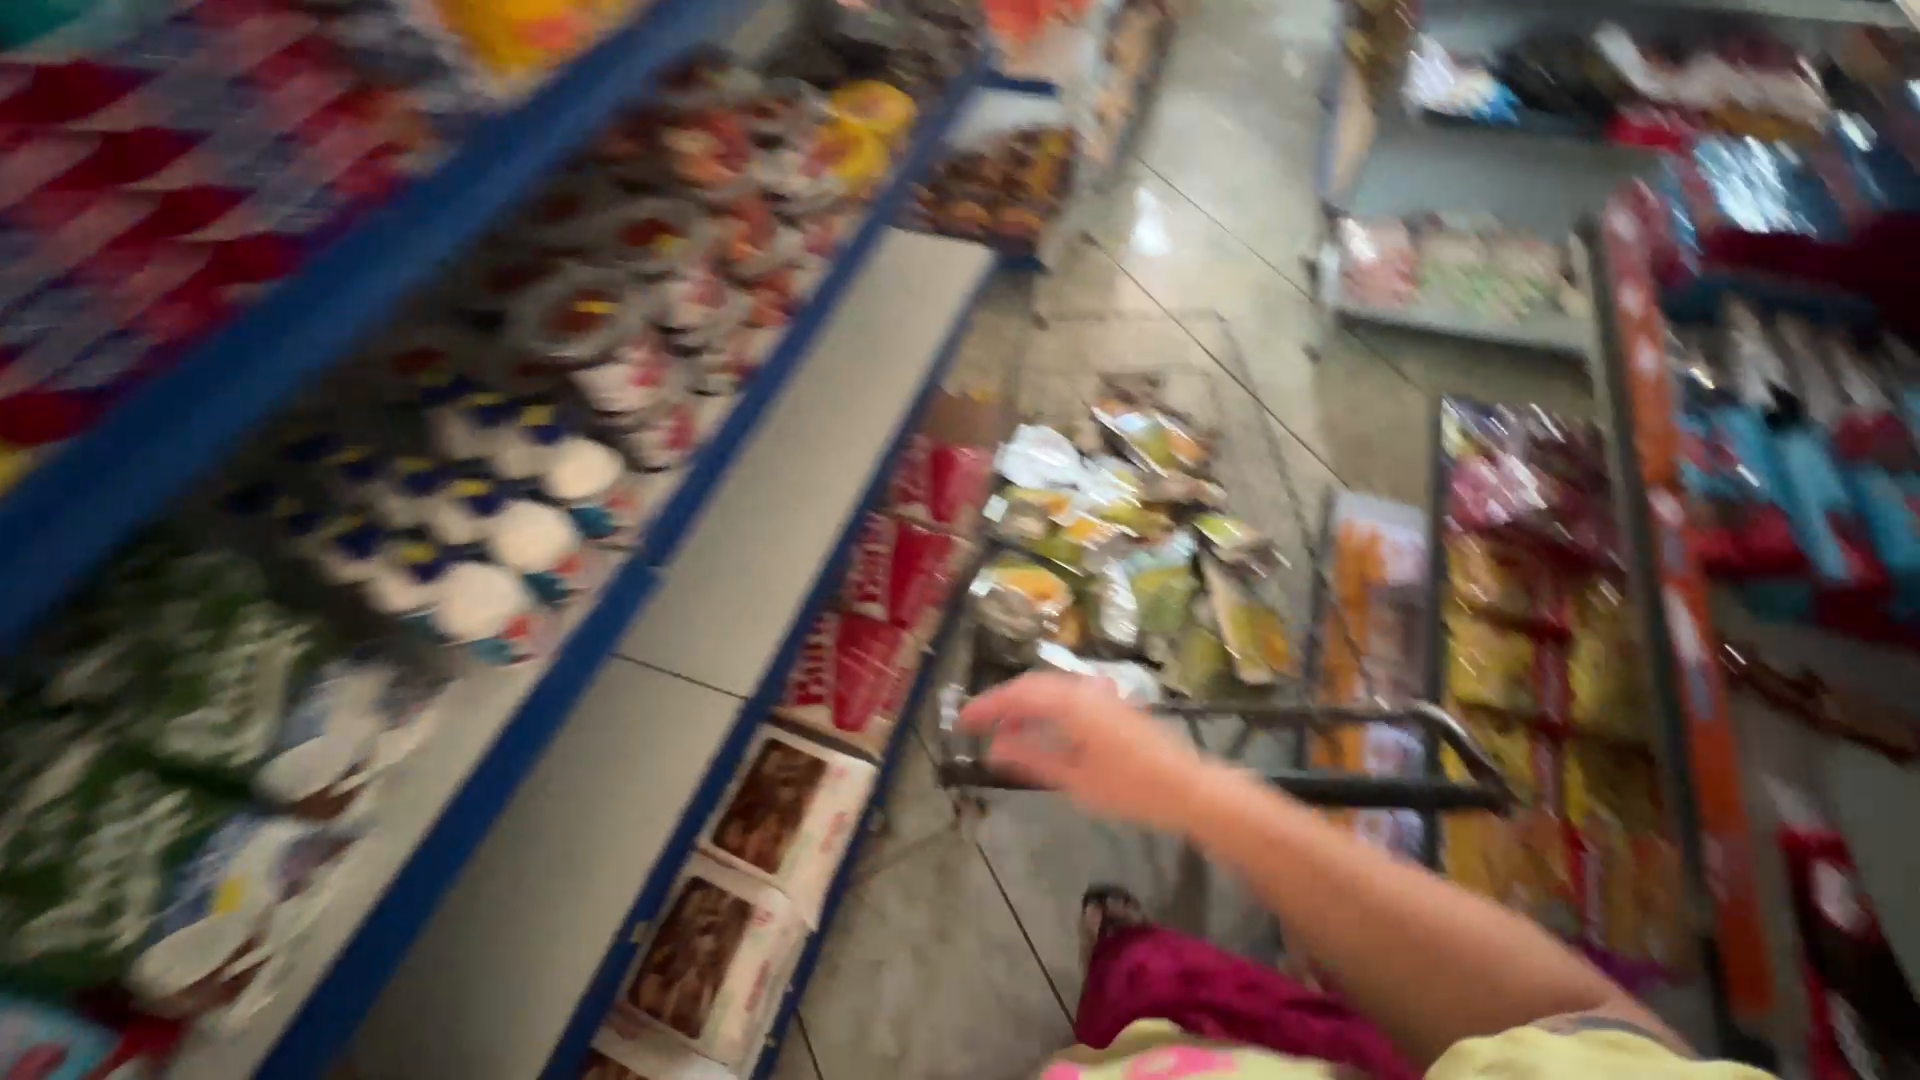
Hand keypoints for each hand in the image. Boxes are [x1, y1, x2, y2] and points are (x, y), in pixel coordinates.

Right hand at [956, 672, 1220, 831]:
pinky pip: (1067, 696)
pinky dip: (1046, 709)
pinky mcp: (1111, 704)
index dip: (986, 706)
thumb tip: (994, 745)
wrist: (1186, 787)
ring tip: (1005, 732)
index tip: (962, 720)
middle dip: (1002, 703)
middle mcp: (1083, 688)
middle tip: (978, 724)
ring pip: (1050, 690)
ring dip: (1024, 706)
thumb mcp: (1073, 778)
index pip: (1017, 695)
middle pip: (1032, 686)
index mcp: (1071, 702)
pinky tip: (1041, 731)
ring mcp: (1100, 694)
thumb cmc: (1129, 787)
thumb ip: (1031, 757)